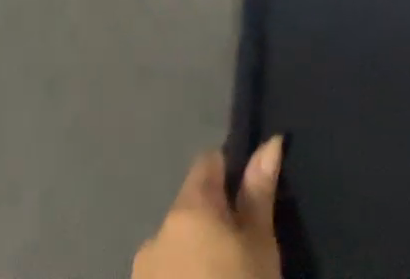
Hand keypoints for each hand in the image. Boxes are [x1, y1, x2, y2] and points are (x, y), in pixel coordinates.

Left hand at [133, 138, 284, 278]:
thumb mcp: (260, 242)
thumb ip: (259, 192)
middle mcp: (156, 234)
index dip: (231, 167)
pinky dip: (185, 273)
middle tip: (246, 239)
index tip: (252, 186)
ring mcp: (141, 271)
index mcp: (188, 211)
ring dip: (198, 248)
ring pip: (178, 242)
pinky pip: (166, 271)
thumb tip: (269, 144)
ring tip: (226, 272)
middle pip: (192, 207)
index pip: (207, 163)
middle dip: (216, 216)